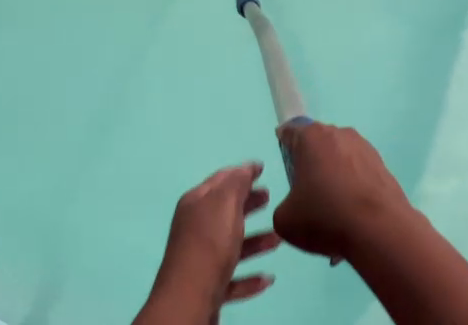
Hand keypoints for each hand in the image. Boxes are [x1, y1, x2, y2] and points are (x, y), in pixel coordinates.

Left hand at [136, 162, 280, 324]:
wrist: (188, 300)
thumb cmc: (209, 244)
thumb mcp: (225, 203)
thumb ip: (237, 182)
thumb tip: (247, 166)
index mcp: (196, 202)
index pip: (221, 179)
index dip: (242, 172)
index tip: (263, 168)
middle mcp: (196, 228)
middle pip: (226, 211)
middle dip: (248, 203)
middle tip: (270, 197)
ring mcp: (201, 259)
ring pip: (232, 245)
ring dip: (256, 241)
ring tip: (279, 238)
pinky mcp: (208, 287)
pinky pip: (233, 277)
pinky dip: (250, 276)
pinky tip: (268, 278)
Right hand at [273, 122, 413, 260]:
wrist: (379, 230)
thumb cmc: (326, 216)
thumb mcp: (285, 220)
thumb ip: (283, 207)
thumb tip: (295, 208)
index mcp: (311, 137)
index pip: (291, 131)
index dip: (284, 145)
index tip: (286, 163)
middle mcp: (338, 134)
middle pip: (317, 144)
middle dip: (311, 165)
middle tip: (307, 195)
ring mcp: (363, 148)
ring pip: (340, 158)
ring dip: (334, 177)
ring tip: (333, 212)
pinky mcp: (382, 165)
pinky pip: (359, 172)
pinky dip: (353, 188)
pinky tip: (352, 216)